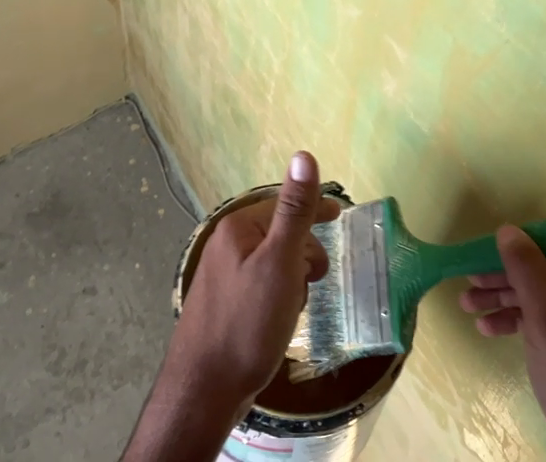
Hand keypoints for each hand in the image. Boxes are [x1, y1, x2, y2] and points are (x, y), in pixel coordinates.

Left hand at [164, 151, 339, 402]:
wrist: (205, 390)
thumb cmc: (248, 323)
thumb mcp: (280, 262)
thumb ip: (295, 211)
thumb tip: (303, 155)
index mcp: (237, 228)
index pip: (284, 205)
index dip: (315, 210)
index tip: (340, 216)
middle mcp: (224, 246)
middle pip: (278, 233)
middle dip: (304, 252)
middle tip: (316, 281)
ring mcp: (221, 277)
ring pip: (272, 262)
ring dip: (293, 278)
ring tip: (296, 307)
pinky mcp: (224, 306)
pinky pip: (261, 286)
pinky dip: (279, 295)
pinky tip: (280, 321)